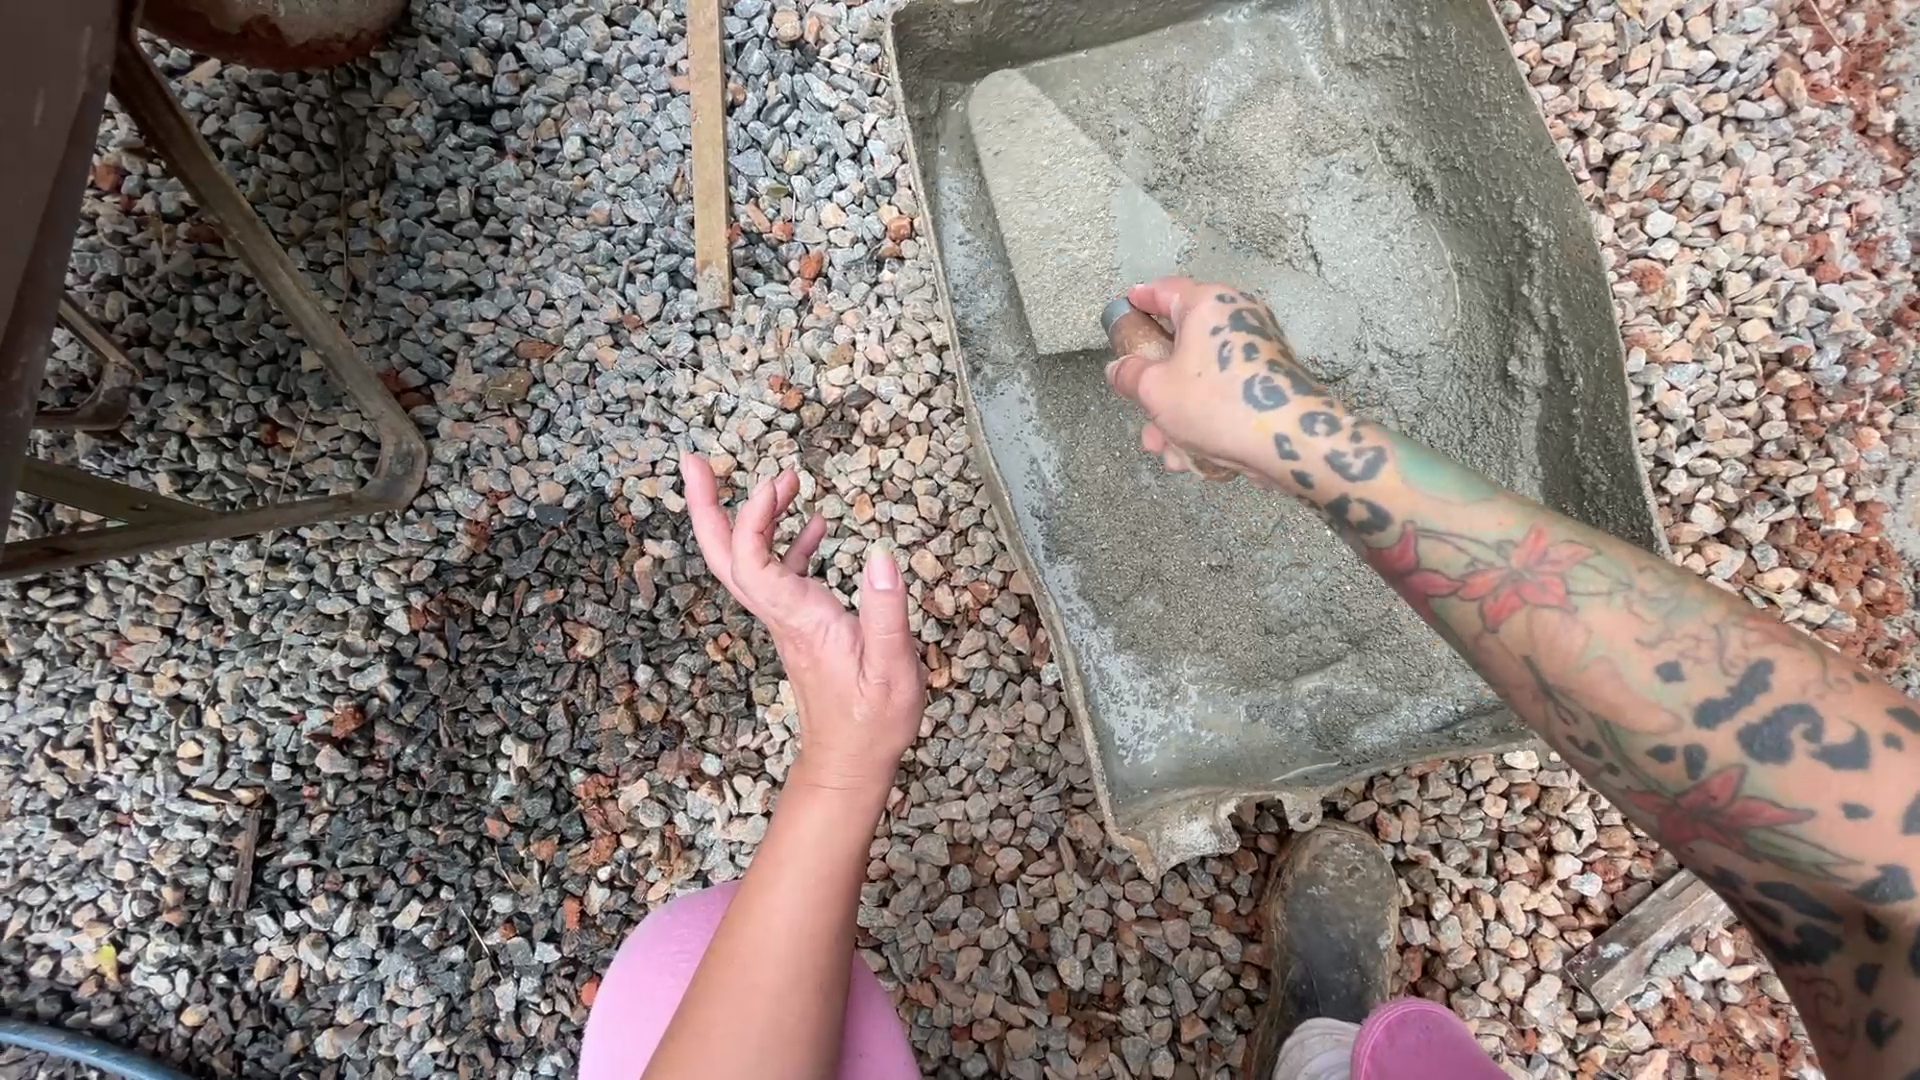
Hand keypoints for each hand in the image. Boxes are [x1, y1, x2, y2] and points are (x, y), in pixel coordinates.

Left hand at [682, 453, 927, 794]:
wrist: (851, 759)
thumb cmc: (874, 721)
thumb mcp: (894, 669)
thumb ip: (888, 612)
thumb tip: (881, 553)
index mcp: (801, 621)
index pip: (753, 562)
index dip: (753, 518)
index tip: (777, 482)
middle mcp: (782, 615)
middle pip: (726, 557)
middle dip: (706, 508)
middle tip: (693, 462)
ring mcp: (786, 619)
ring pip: (748, 561)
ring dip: (750, 515)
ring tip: (782, 478)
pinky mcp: (799, 623)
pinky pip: (780, 573)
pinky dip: (788, 541)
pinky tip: (814, 524)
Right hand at [1104, 278, 1329, 484]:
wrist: (1285, 441)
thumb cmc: (1218, 403)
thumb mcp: (1153, 390)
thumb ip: (1128, 375)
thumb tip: (1119, 369)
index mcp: (1208, 305)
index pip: (1165, 290)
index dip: (1139, 300)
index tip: (1124, 308)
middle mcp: (1236, 320)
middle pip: (1180, 344)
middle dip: (1153, 384)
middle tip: (1136, 401)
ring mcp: (1255, 353)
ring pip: (1199, 380)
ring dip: (1173, 415)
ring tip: (1161, 448)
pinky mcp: (1266, 384)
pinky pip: (1222, 398)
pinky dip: (1202, 422)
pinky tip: (1189, 456)